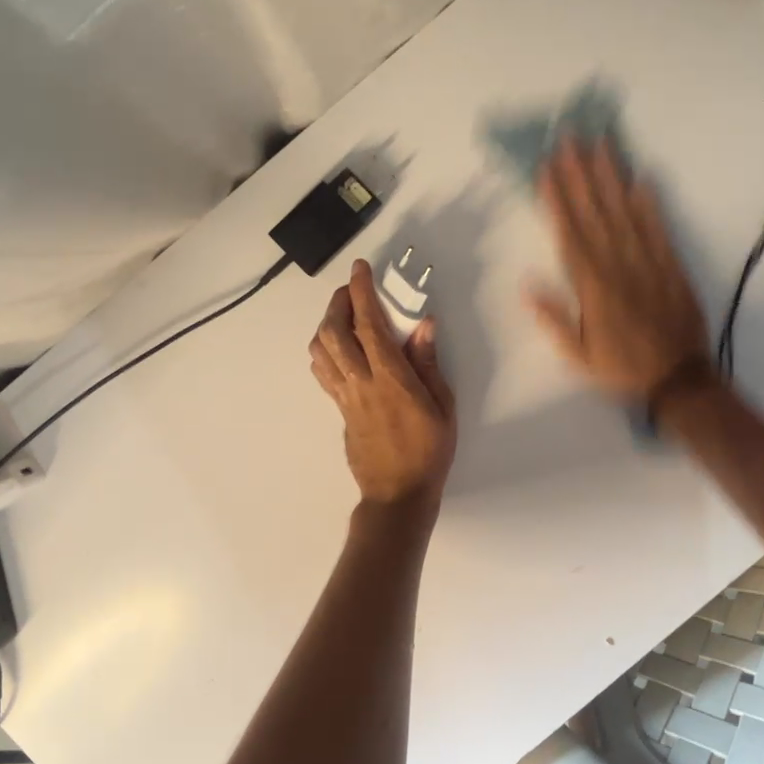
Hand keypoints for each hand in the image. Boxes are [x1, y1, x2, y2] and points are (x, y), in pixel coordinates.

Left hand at [309, 260, 456, 514]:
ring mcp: (345, 397)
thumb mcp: (442, 406)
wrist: (398, 494)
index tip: (360, 269)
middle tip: (351, 290)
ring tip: (343, 315)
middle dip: (338, 302)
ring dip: (326, 325)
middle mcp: (360, 382)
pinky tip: (338, 348)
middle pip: (333, 332)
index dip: (361, 292)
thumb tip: (424, 324)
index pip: (368, 324)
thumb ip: (428, 363)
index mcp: (390, 378)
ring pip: (320, 351)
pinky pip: (322, 372)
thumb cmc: (429, 451)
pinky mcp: (339, 410)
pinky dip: (324, 350)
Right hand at [529, 136, 710, 401]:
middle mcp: (618, 266)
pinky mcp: (672, 265)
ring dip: (611, 178)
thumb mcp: (578, 355)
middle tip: (570, 138)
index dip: (556, 199)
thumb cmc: (622, 369)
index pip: (569, 234)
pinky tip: (641, 178)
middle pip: (595, 213)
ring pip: (625, 213)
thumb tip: (526, 284)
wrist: (679, 379)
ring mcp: (647, 262)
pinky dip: (650, 203)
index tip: (546, 167)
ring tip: (601, 145)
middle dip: (580, 174)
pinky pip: (659, 229)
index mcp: (592, 287)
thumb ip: (553, 319)